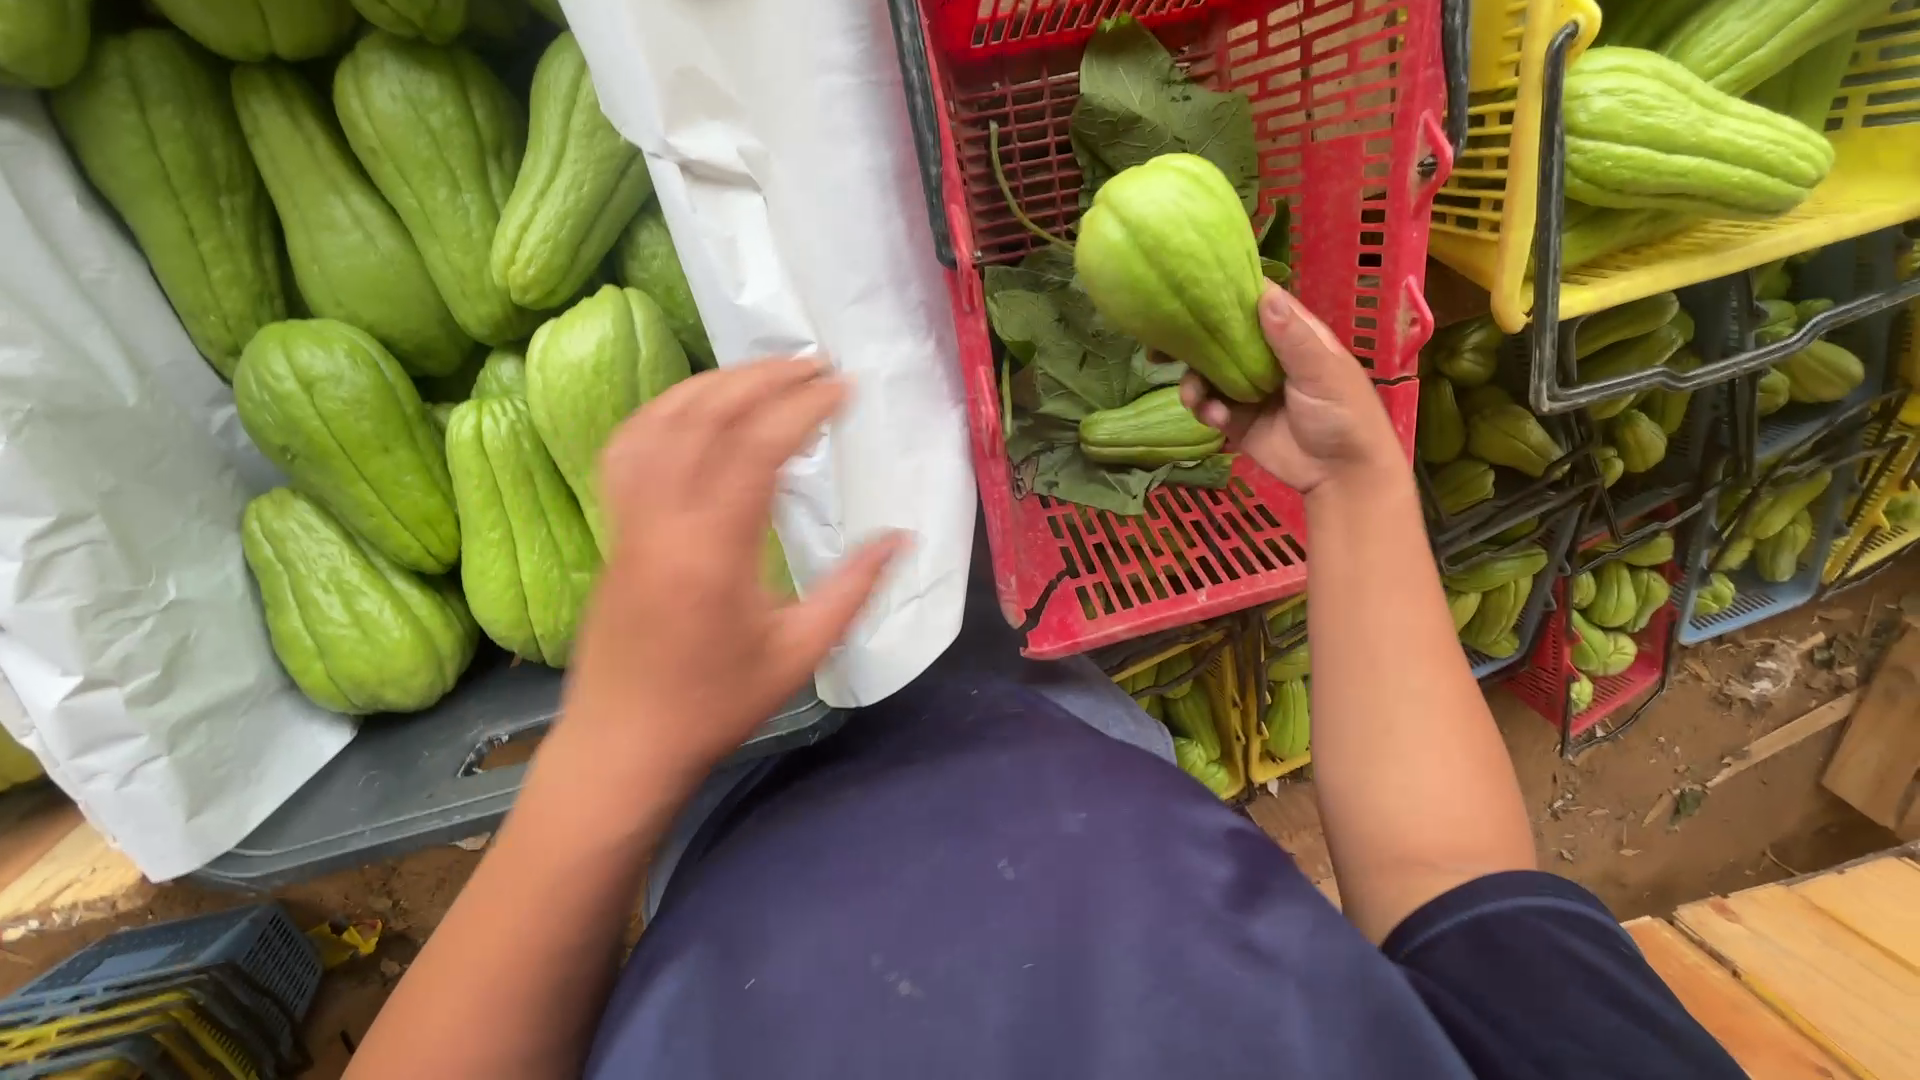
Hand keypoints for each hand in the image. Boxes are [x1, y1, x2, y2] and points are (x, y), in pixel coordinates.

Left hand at [560, 358, 904, 774]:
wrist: (623, 743)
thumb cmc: (717, 705)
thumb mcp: (800, 654)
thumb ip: (853, 589)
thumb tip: (901, 538)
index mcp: (713, 552)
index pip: (756, 449)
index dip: (802, 408)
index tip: (843, 388)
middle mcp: (662, 521)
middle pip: (706, 418)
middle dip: (763, 379)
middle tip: (813, 365)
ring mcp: (627, 520)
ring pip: (660, 422)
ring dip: (714, 385)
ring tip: (764, 372)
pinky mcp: (612, 529)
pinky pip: (629, 448)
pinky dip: (666, 412)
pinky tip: (698, 407)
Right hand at [1181, 283, 1401, 495]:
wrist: (1341, 474)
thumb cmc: (1344, 413)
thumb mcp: (1322, 371)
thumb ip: (1292, 337)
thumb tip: (1266, 297)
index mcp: (1291, 335)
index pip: (1256, 303)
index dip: (1226, 295)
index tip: (1190, 293)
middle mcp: (1264, 357)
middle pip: (1220, 339)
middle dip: (1191, 345)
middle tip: (1159, 352)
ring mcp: (1247, 389)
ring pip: (1207, 375)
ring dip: (1193, 384)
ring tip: (1194, 399)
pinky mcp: (1237, 420)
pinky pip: (1210, 407)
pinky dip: (1205, 411)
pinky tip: (1215, 420)